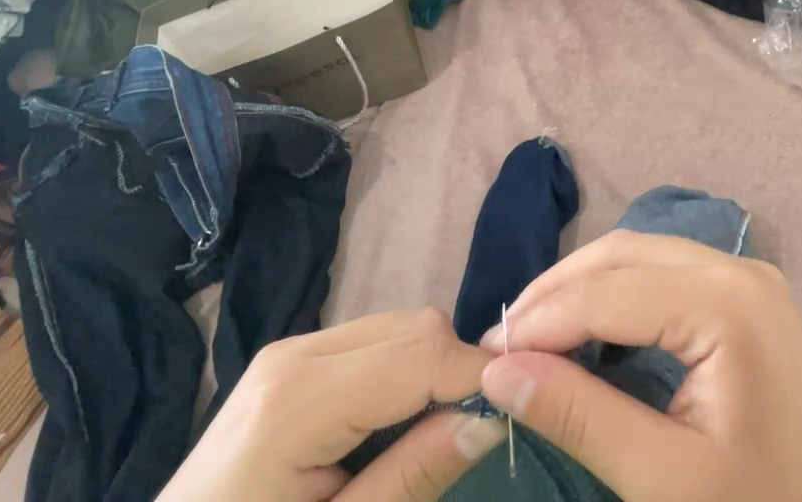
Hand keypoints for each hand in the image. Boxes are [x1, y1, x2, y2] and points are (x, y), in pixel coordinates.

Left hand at [158, 308, 506, 501]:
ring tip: (434, 433)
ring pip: (399, 327)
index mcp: (297, 399)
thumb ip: (414, 474)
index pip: (420, 351)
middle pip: (413, 327)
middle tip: (472, 433)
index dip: (478, 374)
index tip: (515, 413)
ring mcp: (287, 353)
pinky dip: (403, 370)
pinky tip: (394, 423)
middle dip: (456, 369)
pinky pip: (372, 343)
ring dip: (432, 369)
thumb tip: (493, 418)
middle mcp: (293, 353)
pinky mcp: (288, 363)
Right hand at [477, 231, 801, 501]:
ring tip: (537, 335)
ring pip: (647, 256)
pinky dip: (623, 294)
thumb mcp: (665, 478)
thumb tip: (496, 369)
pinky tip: (595, 332)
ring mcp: (752, 280)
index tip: (482, 357)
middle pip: (626, 253)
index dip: (540, 319)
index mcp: (725, 302)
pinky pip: (673, 275)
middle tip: (504, 342)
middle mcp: (739, 269)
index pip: (608, 290)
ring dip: (588, 287)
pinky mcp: (755, 301)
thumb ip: (579, 415)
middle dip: (560, 290)